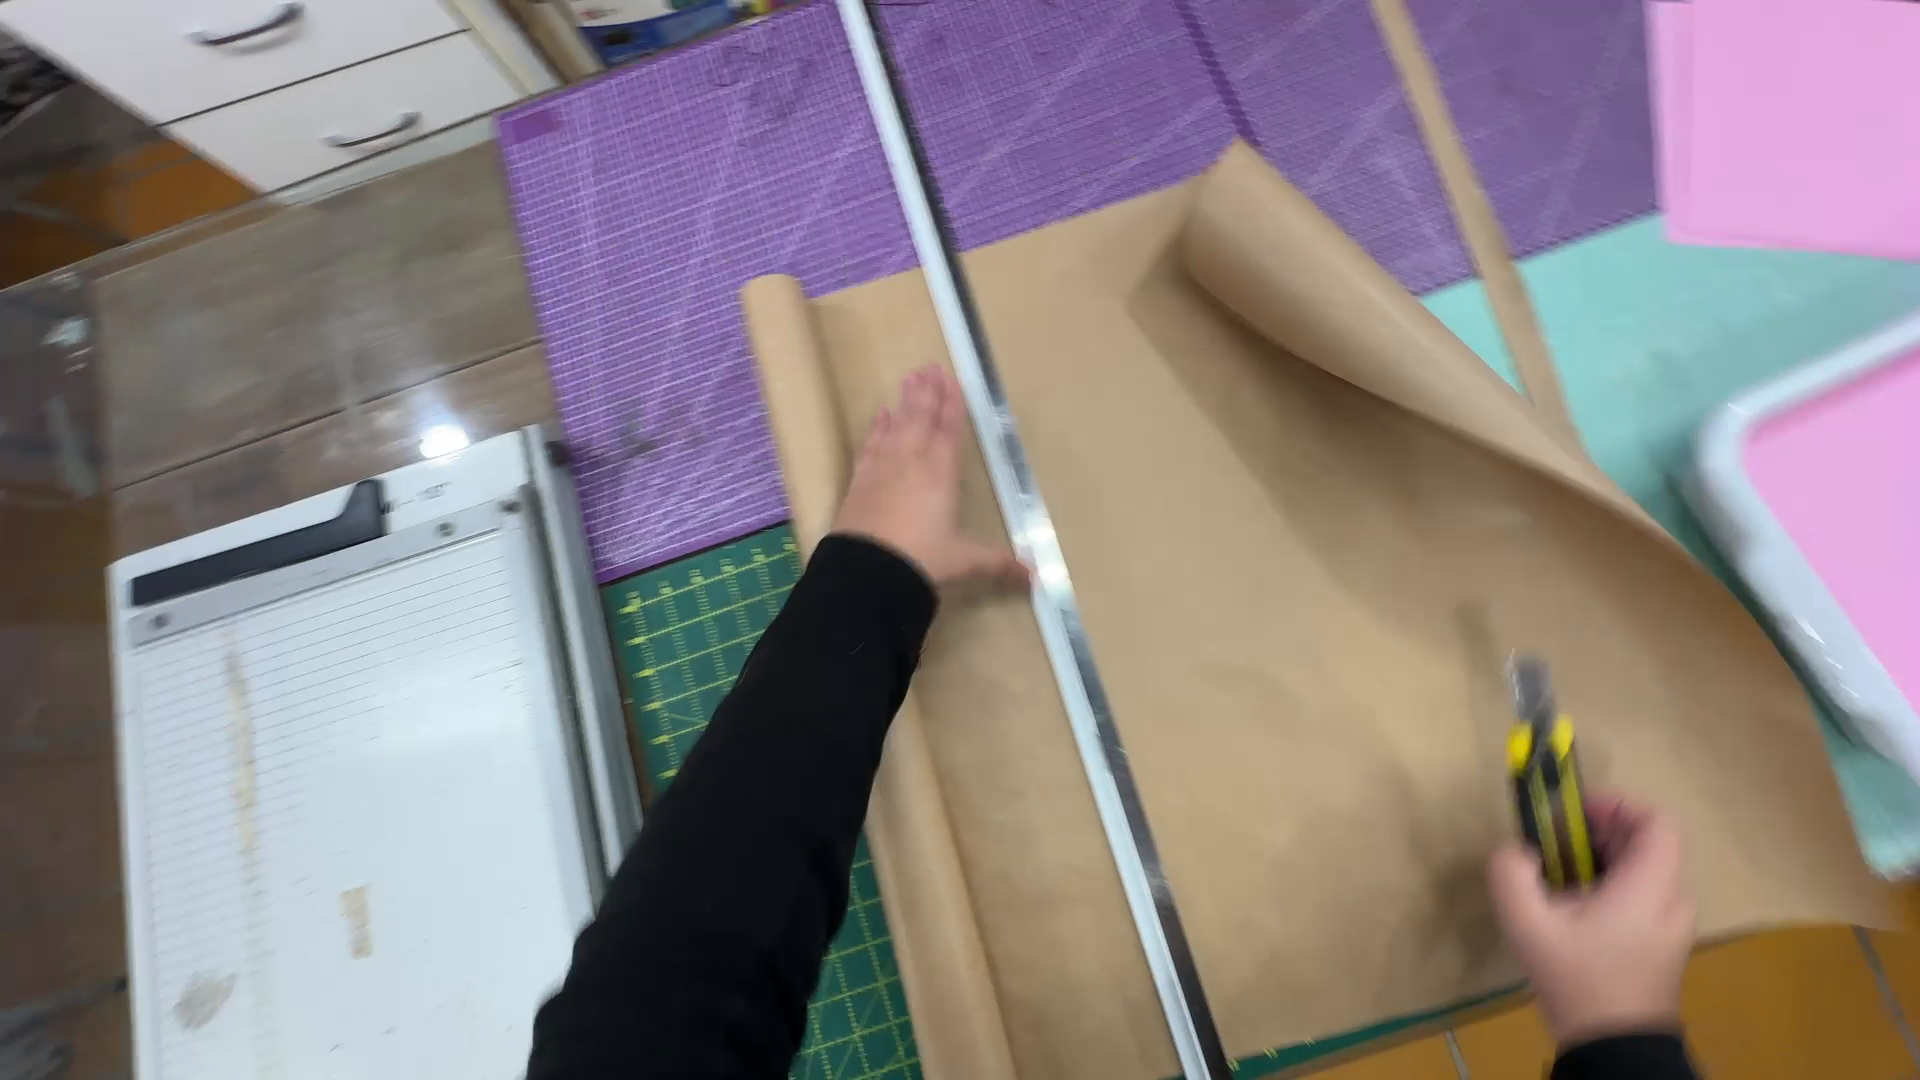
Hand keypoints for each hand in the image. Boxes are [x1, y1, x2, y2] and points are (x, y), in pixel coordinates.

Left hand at [832, 365, 1027, 588]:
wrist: (866, 573)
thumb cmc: (922, 560)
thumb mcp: (965, 562)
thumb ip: (998, 563)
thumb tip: (1034, 576)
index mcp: (941, 474)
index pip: (948, 431)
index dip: (951, 405)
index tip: (951, 380)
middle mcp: (911, 463)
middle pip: (920, 420)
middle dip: (927, 393)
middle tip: (927, 366)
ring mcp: (882, 470)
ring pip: (896, 426)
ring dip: (904, 403)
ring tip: (908, 379)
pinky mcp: (859, 483)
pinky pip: (870, 446)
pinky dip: (876, 429)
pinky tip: (879, 416)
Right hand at [1487, 792, 1695, 1047]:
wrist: (1613, 1044)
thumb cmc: (1576, 976)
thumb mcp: (1525, 920)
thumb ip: (1511, 871)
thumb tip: (1518, 851)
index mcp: (1648, 889)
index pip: (1659, 823)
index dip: (1617, 803)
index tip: (1573, 809)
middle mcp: (1671, 900)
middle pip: (1650, 839)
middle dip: (1600, 825)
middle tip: (1554, 834)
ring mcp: (1669, 921)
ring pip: (1645, 863)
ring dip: (1601, 849)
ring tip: (1556, 863)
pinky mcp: (1659, 937)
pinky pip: (1641, 886)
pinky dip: (1607, 874)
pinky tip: (1570, 894)